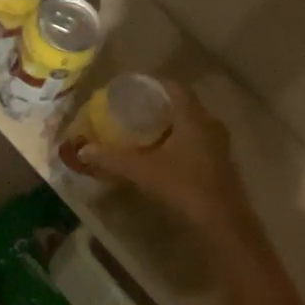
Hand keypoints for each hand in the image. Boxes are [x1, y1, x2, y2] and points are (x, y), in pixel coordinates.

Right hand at [80, 82, 251, 232]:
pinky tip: (161, 153)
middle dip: (158, 105)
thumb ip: (112, 159)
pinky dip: (178, 140)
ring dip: (169, 124)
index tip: (132, 88)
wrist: (221, 220)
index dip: (153, 84)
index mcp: (193, 117)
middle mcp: (209, 123)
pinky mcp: (220, 160)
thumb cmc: (184, 185)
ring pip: (191, 123)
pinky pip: (197, 139)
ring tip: (143, 130)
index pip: (174, 87)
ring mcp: (218, 142)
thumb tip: (83, 151)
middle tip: (132, 109)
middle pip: (183, 104)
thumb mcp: (142, 171)